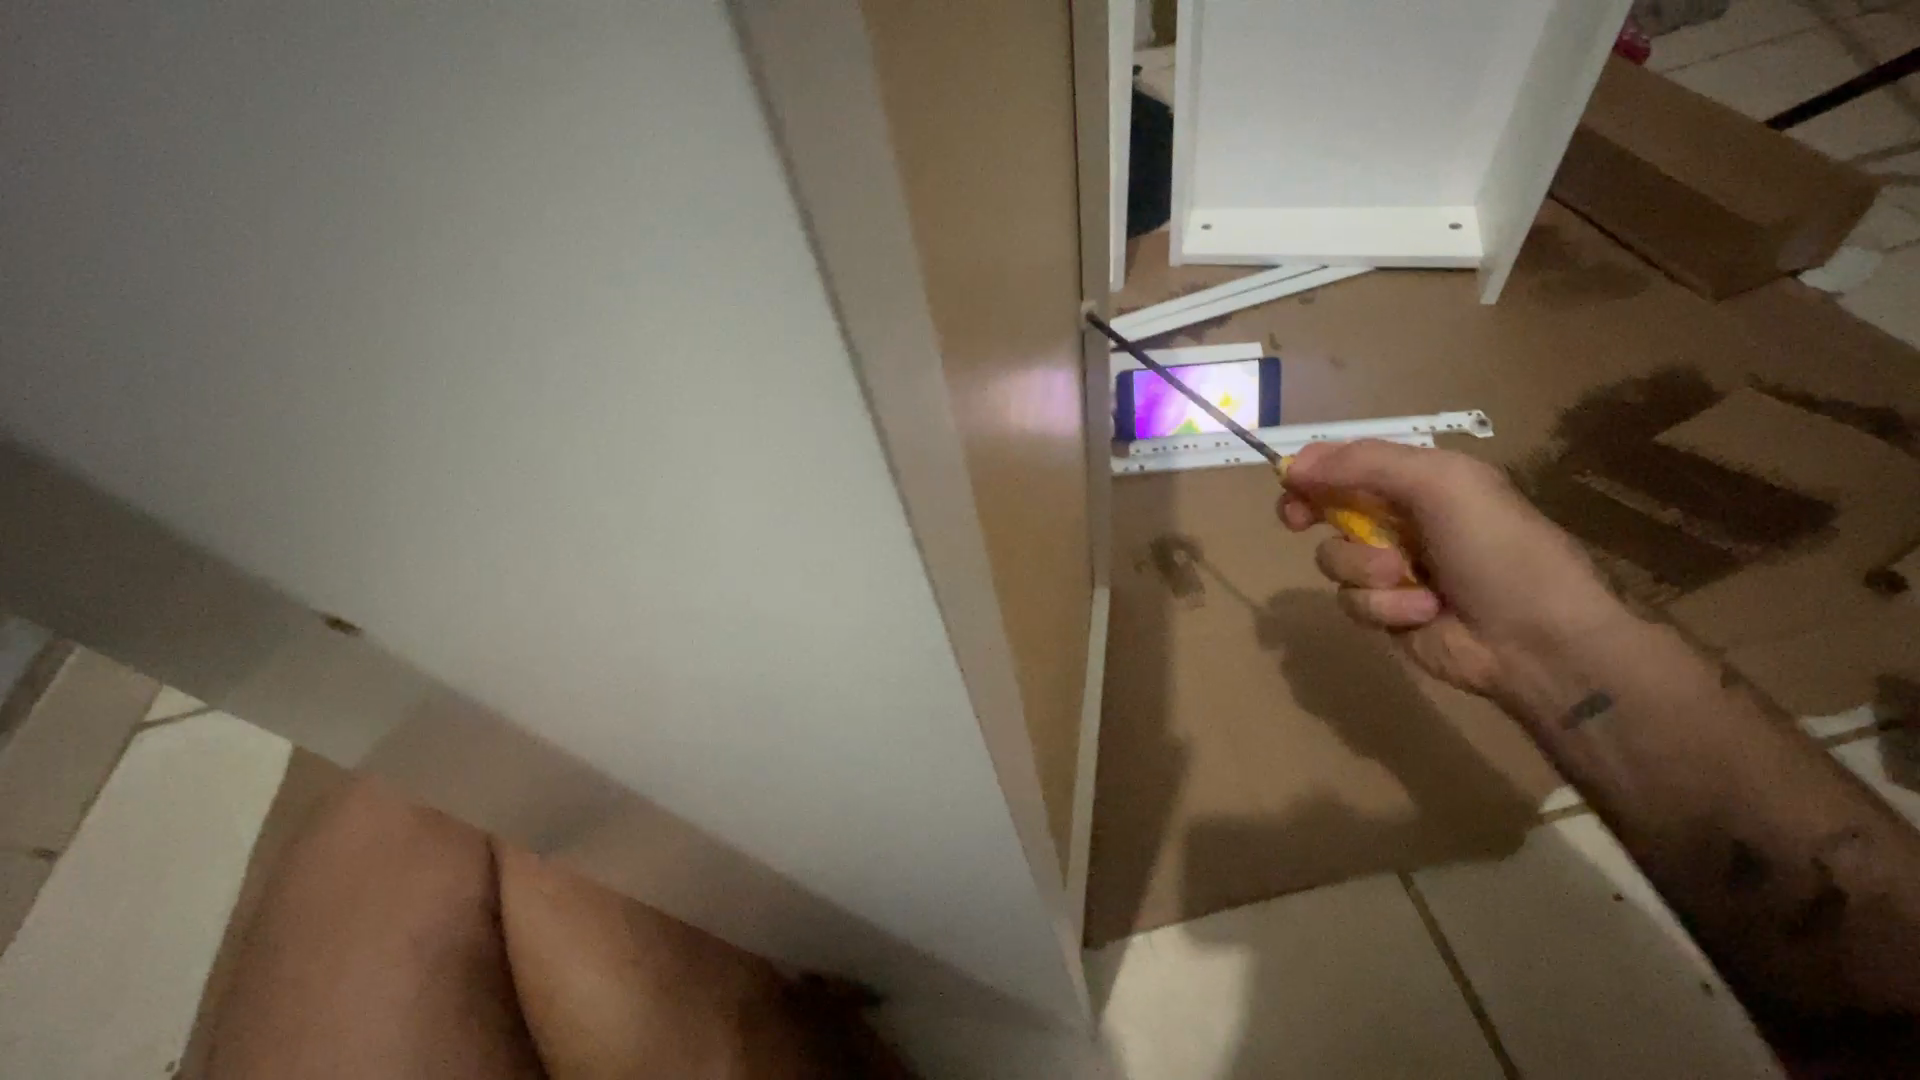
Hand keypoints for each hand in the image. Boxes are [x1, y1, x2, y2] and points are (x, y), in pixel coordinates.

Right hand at [1279, 440, 1628, 697]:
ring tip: (1409, 579)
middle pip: (1326, 508)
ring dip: (1365, 568)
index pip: (1348, 464)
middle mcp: (1400, 521)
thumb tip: (1291, 466)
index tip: (1289, 481)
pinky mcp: (1385, 612)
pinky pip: (1351, 601)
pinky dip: (1383, 605)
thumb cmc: (1496, 548)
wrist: (1537, 638)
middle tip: (1297, 520)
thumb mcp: (1440, 484)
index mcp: (1420, 482)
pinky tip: (1422, 612)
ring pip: (1333, 559)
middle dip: (1309, 512)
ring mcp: (1390, 569)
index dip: (1312, 470)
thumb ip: (1365, 465)